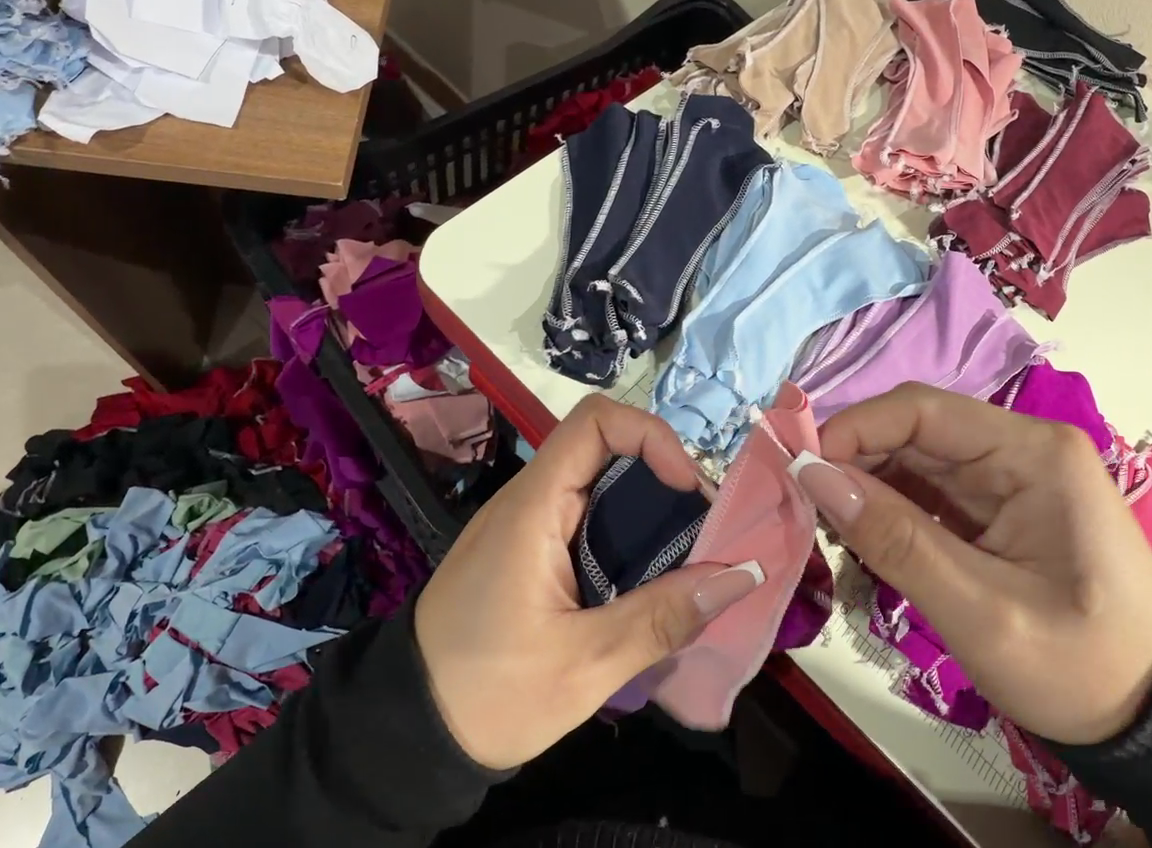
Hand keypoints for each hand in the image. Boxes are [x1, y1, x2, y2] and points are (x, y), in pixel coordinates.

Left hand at [413, 395, 762, 768]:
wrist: (410, 730)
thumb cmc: (490, 693)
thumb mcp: (586, 663)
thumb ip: (664, 616)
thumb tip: (740, 574)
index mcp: (534, 508)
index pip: (596, 421)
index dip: (651, 436)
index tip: (688, 490)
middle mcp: (530, 502)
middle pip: (606, 452)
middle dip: (664, 482)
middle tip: (707, 533)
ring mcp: (527, 527)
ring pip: (600, 490)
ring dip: (649, 516)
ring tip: (690, 562)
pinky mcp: (529, 554)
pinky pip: (586, 524)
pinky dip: (626, 541)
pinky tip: (651, 583)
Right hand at [791, 383, 1151, 745]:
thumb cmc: (1079, 665)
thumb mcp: (982, 611)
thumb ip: (895, 539)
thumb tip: (810, 474)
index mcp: (1032, 453)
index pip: (921, 410)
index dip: (852, 429)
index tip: (797, 470)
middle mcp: (1016, 450)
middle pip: (910, 433)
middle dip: (850, 464)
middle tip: (798, 509)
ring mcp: (1005, 479)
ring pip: (909, 462)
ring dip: (861, 491)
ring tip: (822, 532)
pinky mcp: (993, 510)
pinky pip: (922, 494)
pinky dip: (884, 515)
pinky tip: (857, 543)